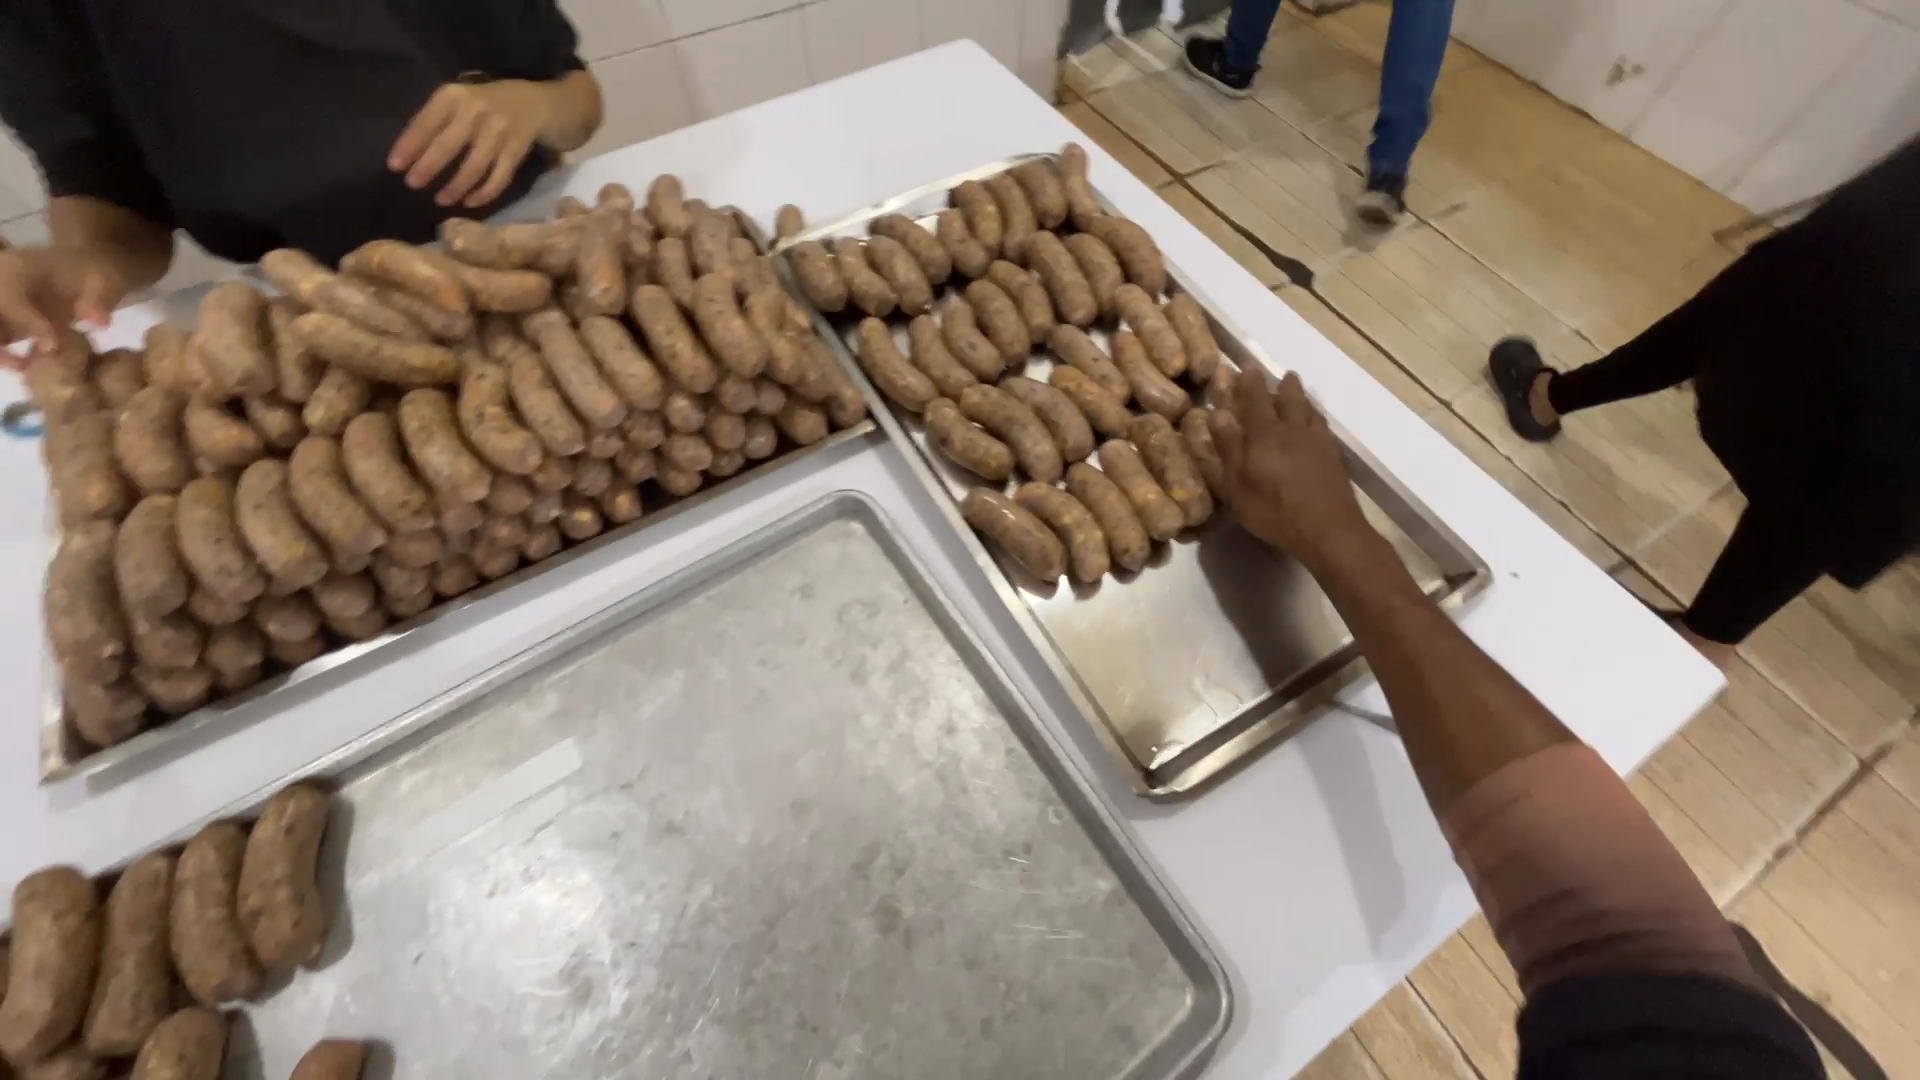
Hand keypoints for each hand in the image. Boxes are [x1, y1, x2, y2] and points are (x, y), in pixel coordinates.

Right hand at [0, 246, 127, 359]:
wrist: (92, 269)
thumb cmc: (98, 272)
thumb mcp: (104, 280)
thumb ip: (99, 300)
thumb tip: (97, 323)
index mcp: (12, 269)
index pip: (7, 297)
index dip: (27, 322)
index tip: (53, 346)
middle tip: (17, 363)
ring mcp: (2, 305)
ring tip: (21, 367)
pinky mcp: (9, 321)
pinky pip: (2, 338)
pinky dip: (8, 353)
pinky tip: (29, 367)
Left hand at [388, 81, 553, 209]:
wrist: (529, 103)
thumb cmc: (481, 104)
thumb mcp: (456, 101)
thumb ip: (435, 120)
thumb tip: (411, 153)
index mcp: (452, 96)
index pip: (425, 123)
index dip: (409, 146)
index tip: (394, 167)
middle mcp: (475, 112)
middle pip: (448, 145)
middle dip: (428, 167)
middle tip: (413, 185)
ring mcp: (498, 133)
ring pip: (474, 166)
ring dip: (456, 186)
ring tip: (441, 200)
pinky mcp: (516, 152)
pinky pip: (499, 177)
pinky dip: (485, 192)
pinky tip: (470, 202)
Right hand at [1209, 371, 1373, 565]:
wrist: (1328, 529)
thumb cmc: (1273, 510)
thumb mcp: (1237, 485)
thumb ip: (1228, 448)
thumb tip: (1217, 414)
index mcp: (1264, 435)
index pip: (1253, 400)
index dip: (1247, 382)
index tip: (1244, 364)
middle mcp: (1292, 430)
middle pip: (1286, 399)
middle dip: (1277, 384)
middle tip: (1275, 372)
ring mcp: (1316, 441)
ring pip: (1307, 409)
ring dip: (1299, 395)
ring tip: (1294, 385)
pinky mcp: (1332, 455)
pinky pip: (1321, 425)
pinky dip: (1314, 415)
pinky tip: (1315, 420)